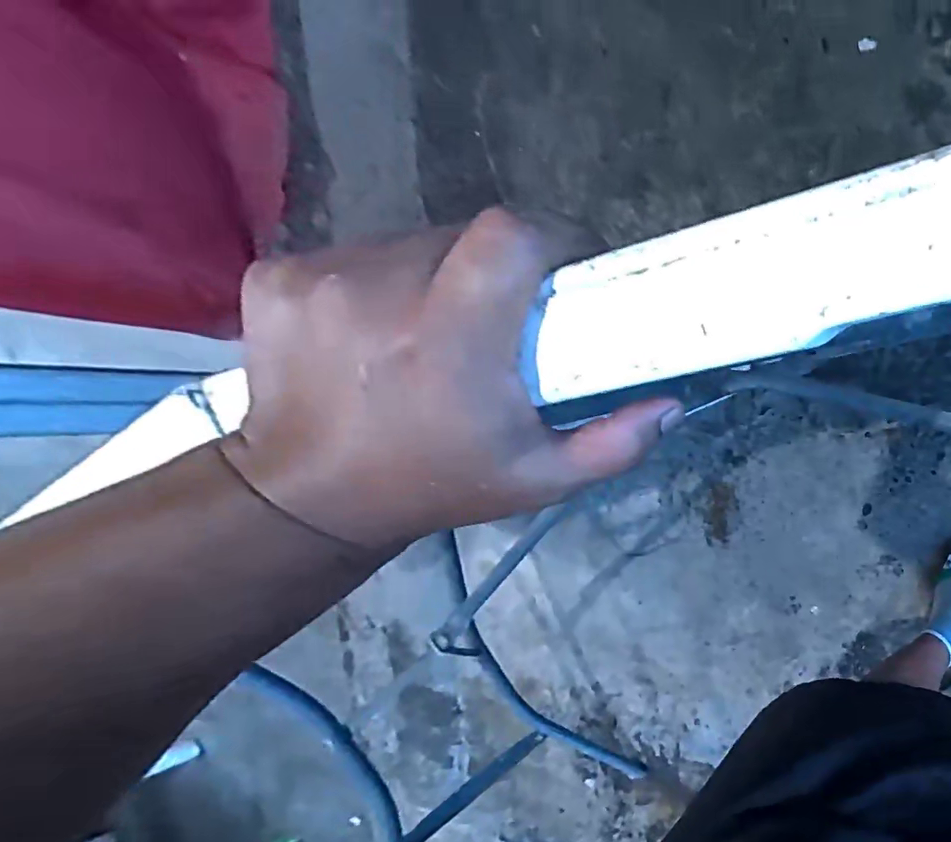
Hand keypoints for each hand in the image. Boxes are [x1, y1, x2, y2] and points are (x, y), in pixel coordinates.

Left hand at [220, 208, 681, 548]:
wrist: (309, 497)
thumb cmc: (440, 485)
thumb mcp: (540, 480)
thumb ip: (613, 445)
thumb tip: (671, 404)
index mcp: (453, 345)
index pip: (510, 237)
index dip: (550, 238)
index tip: (567, 269)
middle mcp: (382, 295)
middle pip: (466, 236)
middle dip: (501, 266)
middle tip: (508, 316)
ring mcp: (321, 278)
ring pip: (414, 242)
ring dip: (445, 274)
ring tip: (444, 329)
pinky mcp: (278, 273)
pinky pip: (362, 253)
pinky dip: (388, 282)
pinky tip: (384, 332)